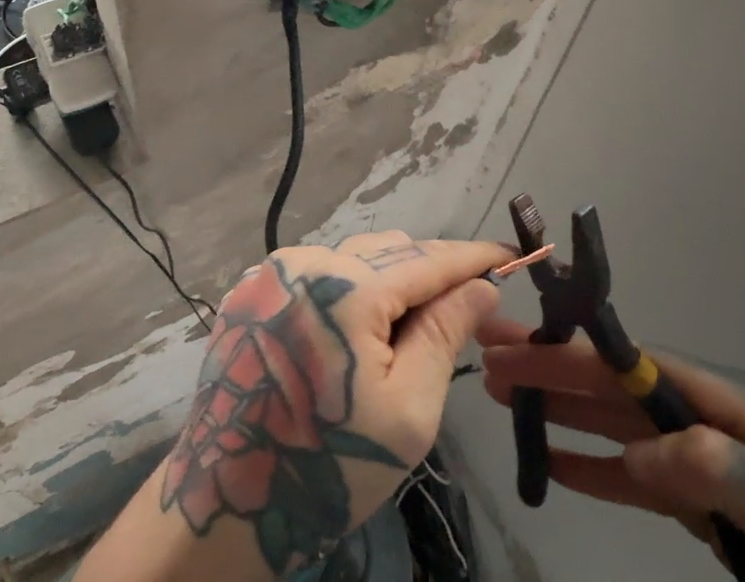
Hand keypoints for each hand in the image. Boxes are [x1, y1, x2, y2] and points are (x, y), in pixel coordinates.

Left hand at [77, 232, 514, 581]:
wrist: (230, 494)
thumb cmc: (332, 462)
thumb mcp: (408, 407)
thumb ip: (442, 334)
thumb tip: (480, 287)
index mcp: (345, 288)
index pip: (427, 259)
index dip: (474, 257)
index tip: (514, 255)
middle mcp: (303, 264)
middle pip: (388, 251)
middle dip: (434, 270)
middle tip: (472, 303)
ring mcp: (271, 276)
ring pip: (352, 258)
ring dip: (393, 279)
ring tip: (422, 321)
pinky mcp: (252, 295)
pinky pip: (318, 274)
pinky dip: (353, 288)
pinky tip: (367, 327)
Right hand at [479, 320, 744, 581]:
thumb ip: (717, 469)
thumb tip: (633, 450)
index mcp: (727, 401)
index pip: (627, 363)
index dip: (565, 351)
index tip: (510, 340)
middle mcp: (708, 417)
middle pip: (611, 385)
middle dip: (549, 369)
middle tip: (485, 359)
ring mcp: (706, 457)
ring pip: (614, 424)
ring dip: (558, 409)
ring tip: (502, 397)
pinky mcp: (705, 500)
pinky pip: (632, 473)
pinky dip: (588, 463)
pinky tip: (552, 462)